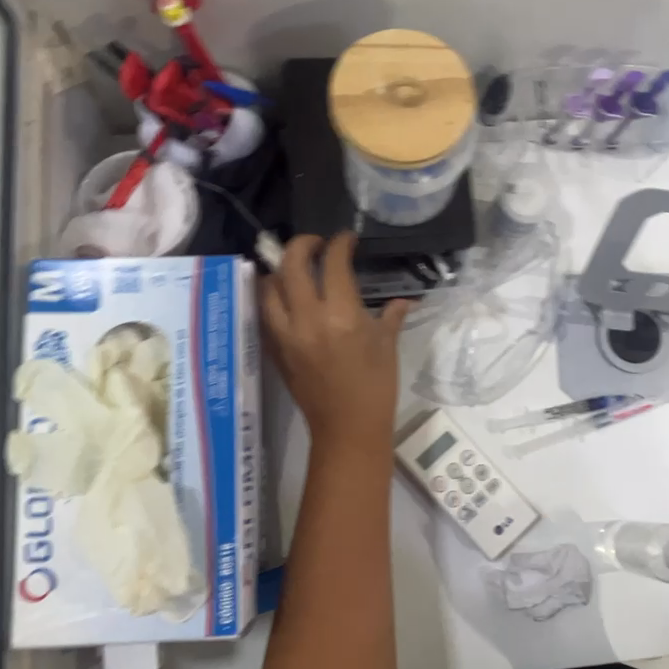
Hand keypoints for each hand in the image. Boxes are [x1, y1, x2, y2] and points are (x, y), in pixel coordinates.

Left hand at [260, 233, 411, 448]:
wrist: (347, 429)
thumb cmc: (376, 388)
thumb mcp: (387, 347)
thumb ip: (390, 317)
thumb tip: (402, 301)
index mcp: (341, 314)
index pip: (333, 263)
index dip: (339, 243)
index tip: (347, 239)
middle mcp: (308, 318)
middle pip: (291, 264)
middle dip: (302, 244)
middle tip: (316, 244)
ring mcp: (286, 334)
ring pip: (269, 287)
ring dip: (280, 270)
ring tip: (294, 269)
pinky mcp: (276, 350)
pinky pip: (266, 314)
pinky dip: (272, 298)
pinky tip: (286, 298)